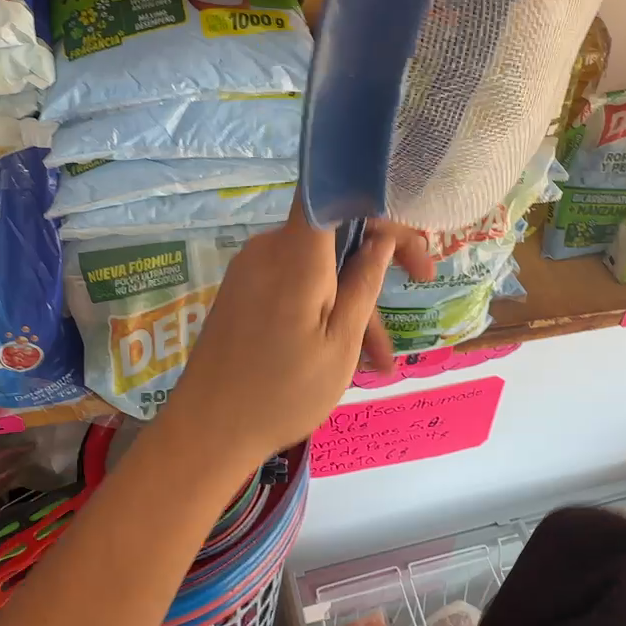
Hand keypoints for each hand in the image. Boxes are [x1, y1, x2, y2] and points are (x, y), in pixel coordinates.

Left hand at [157, 201, 430, 467]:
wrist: (206, 433)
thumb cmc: (283, 394)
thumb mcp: (340, 344)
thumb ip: (364, 285)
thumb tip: (381, 239)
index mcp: (295, 255)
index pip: (337, 193)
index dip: (379, 207)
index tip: (411, 248)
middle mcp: (267, 250)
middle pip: (333, 235)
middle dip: (375, 268)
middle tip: (419, 292)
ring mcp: (250, 271)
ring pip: (317, 268)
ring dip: (351, 303)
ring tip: (379, 363)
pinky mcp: (242, 292)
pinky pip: (293, 285)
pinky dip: (322, 310)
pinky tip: (345, 355)